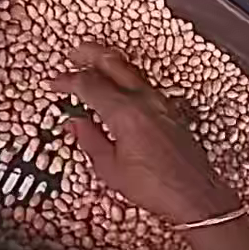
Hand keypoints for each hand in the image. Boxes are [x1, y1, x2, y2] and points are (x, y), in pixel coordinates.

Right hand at [51, 43, 239, 224]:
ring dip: (109, 63)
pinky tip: (119, 88)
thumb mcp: (110, 169)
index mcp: (125, 112)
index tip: (54, 83)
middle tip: (73, 54)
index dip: (67, 81)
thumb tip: (76, 123)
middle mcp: (145, 101)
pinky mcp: (171, 111)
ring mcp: (161, 103)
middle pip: (113, 63)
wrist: (194, 195)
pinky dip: (126, 79)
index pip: (88, 84)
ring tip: (93, 64)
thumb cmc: (156, 187)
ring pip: (131, 71)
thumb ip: (90, 140)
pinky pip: (144, 84)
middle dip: (89, 54)